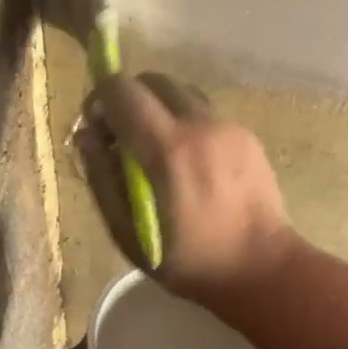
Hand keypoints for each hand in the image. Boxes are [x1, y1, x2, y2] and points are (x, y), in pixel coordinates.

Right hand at [75, 72, 295, 300]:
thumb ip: (102, 179)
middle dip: (129, 98)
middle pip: (152, 80)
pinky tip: (190, 163)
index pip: (121, 90)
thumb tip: (86, 136)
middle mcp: (199, 125)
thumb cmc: (188, 261)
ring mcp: (228, 126)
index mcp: (166, 149)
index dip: (99, 100)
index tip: (97, 127)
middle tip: (123, 136)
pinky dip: (187, 123)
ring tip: (157, 149)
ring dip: (159, 107)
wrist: (262, 268)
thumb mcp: (128, 234)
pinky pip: (206, 112)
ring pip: (182, 91)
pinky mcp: (247, 135)